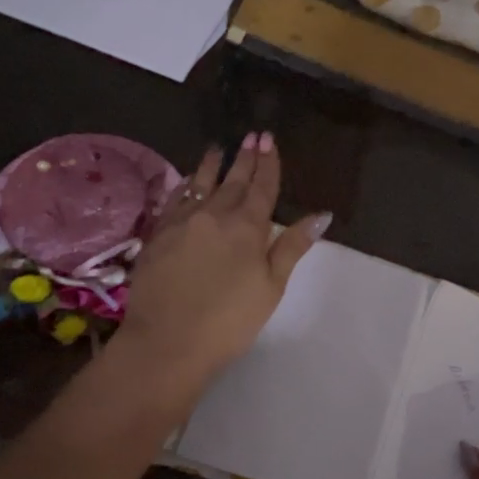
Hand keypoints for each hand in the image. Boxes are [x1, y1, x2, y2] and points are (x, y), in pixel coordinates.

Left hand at [104, 132, 330, 397]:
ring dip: (213, 165)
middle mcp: (214, 215)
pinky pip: (175, 199)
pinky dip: (186, 185)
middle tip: (252, 136)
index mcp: (247, 227)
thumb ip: (291, 247)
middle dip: (245, 158)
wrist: (167, 342)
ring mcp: (182, 223)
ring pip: (201, 184)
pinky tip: (189, 181)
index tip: (269, 141)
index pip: (262, 188)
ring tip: (219, 147)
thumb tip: (320, 215)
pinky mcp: (158, 235)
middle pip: (233, 181)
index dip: (268, 164)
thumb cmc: (229, 320)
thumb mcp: (271, 287)